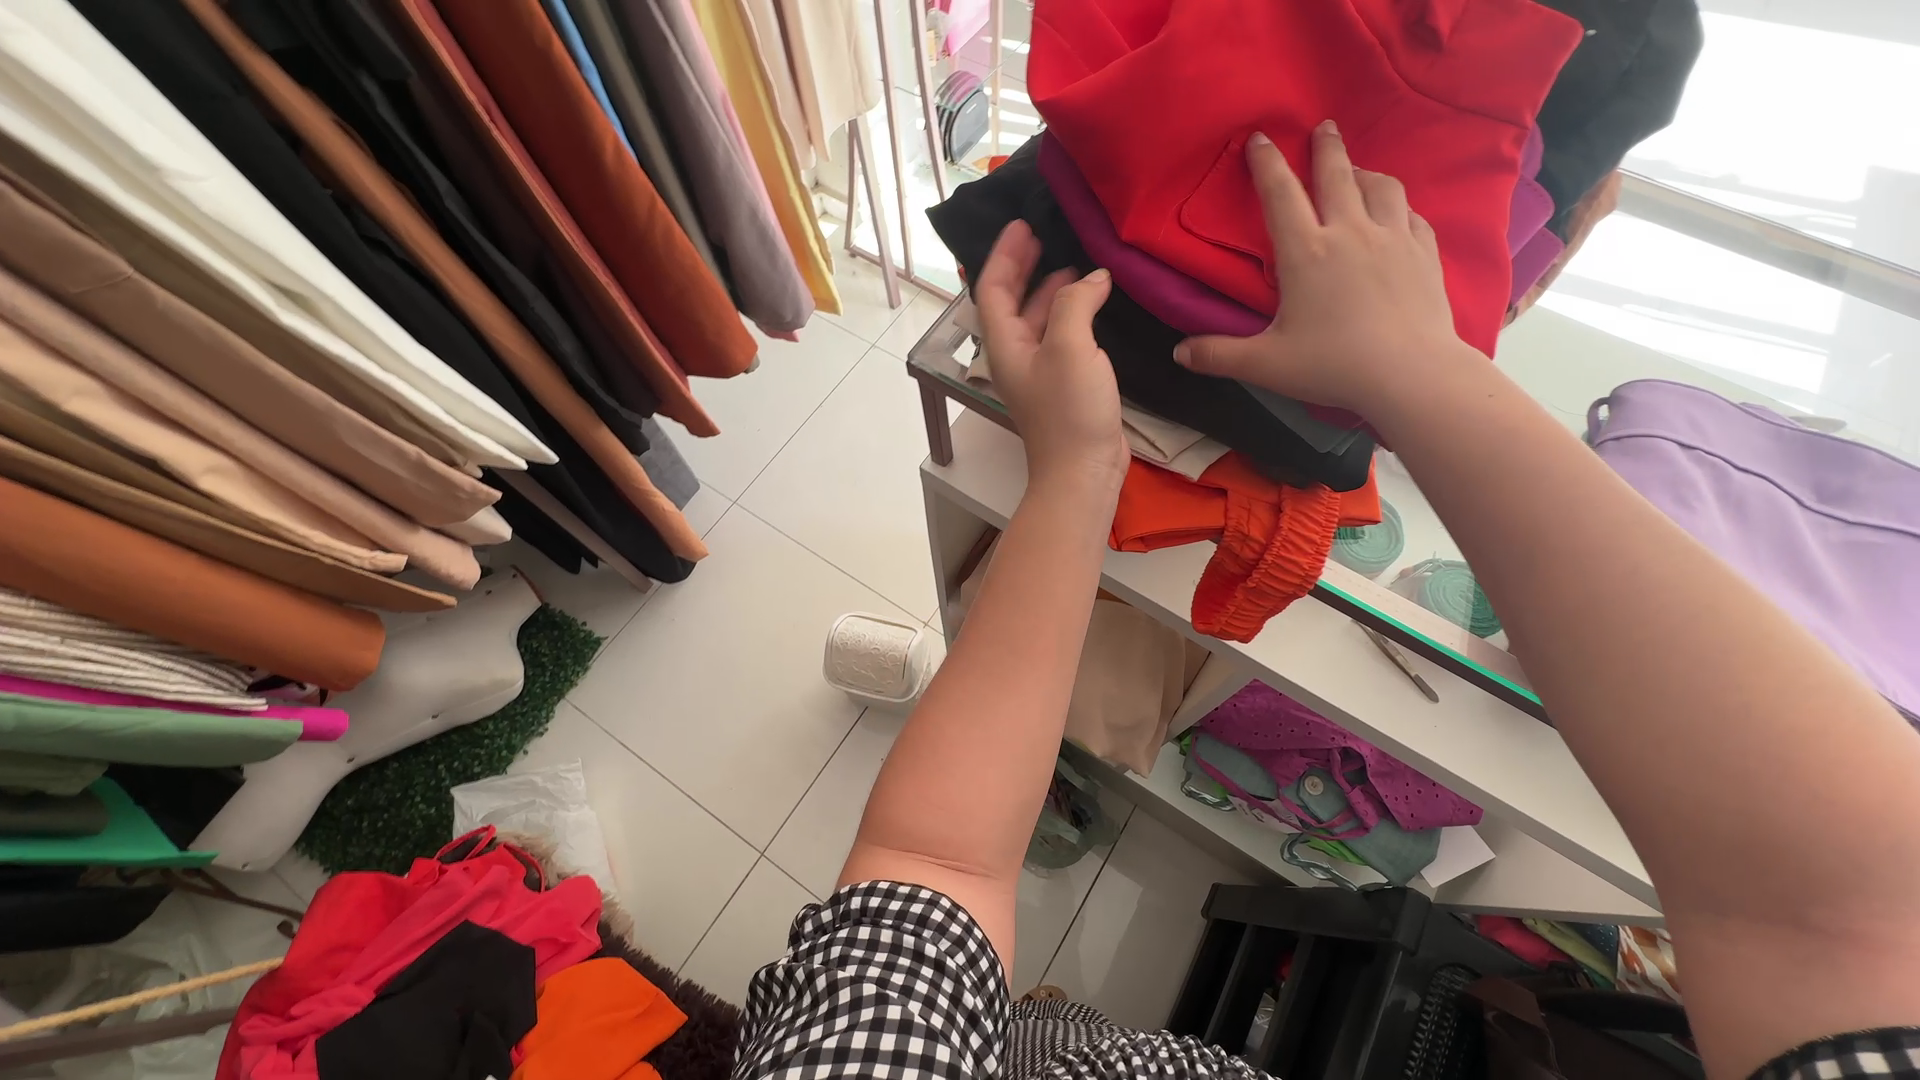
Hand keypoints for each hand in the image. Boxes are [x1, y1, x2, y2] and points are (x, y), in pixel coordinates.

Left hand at [975, 221, 1127, 490]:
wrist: (1083, 471)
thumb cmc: (1069, 410)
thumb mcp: (1070, 347)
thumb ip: (1075, 304)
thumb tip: (1092, 278)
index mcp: (1005, 345)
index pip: (993, 289)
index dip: (1004, 255)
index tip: (1023, 224)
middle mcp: (1017, 356)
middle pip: (1013, 302)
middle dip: (1026, 267)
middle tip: (1047, 235)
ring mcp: (1041, 372)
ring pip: (1039, 319)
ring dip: (1053, 290)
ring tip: (1077, 263)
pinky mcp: (1065, 384)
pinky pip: (1063, 337)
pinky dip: (1074, 314)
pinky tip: (1097, 302)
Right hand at [1173, 122, 1478, 416]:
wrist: (1410, 374)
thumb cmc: (1332, 365)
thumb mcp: (1265, 365)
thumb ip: (1218, 355)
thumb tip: (1178, 353)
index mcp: (1306, 253)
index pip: (1280, 195)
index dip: (1266, 164)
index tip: (1259, 137)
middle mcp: (1350, 233)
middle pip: (1337, 174)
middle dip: (1326, 148)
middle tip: (1323, 127)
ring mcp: (1393, 239)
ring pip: (1380, 187)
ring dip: (1364, 172)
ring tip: (1357, 171)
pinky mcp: (1424, 254)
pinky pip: (1410, 215)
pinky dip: (1397, 206)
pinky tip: (1394, 213)